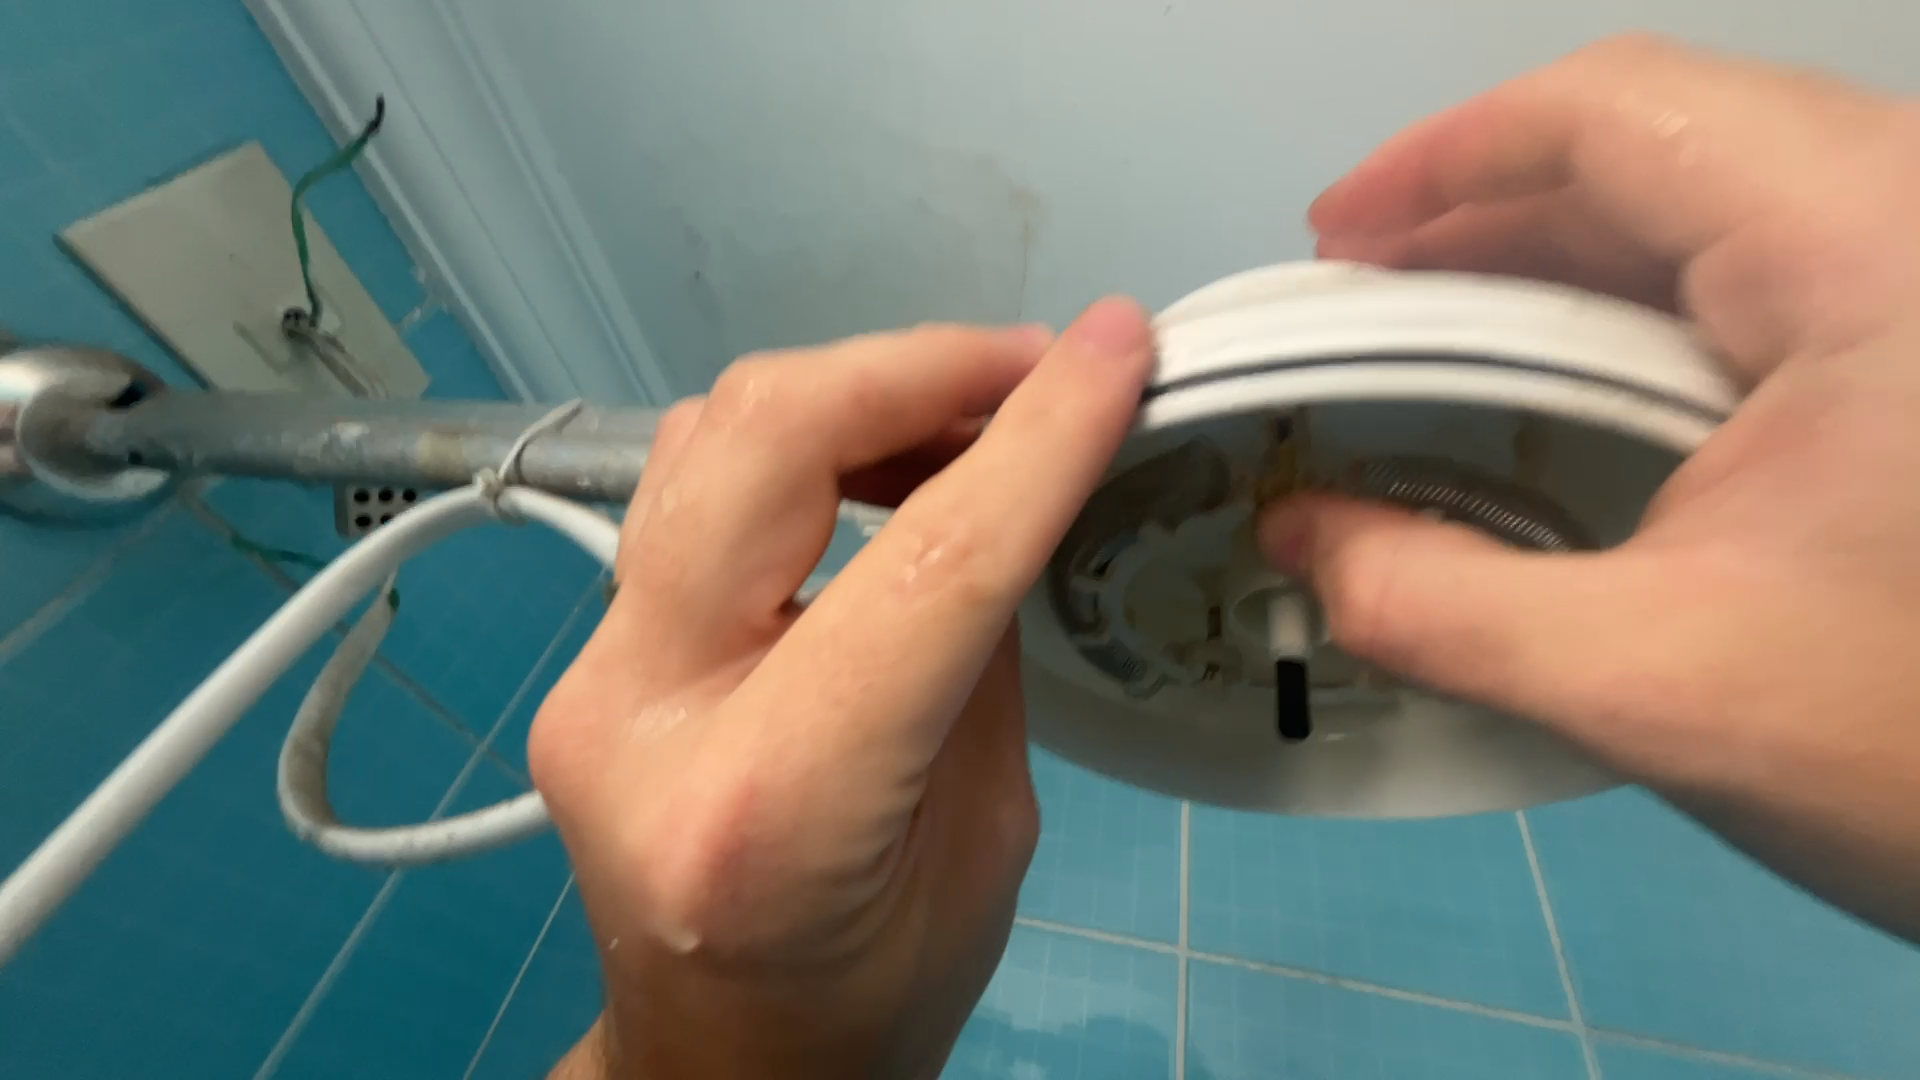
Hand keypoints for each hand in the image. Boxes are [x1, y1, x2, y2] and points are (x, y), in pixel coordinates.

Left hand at [530, 301, 1154, 1077]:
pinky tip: (881, 452)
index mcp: (772, 800)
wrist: (730, 1054)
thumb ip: (979, 646)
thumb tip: (1003, 490)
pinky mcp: (600, 643)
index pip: (923, 567)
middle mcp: (649, 708)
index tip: (1114, 355)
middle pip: (765, 441)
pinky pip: (699, 479)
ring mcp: (601, 664)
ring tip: (969, 403)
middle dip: (915, 367)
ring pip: (714, 434)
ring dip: (859, 388)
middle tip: (1032, 363)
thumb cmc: (880, 983)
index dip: (1035, 443)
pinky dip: (805, 434)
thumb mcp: (988, 830)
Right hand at [1267, 34, 1919, 939]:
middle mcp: (1919, 228)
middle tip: (1341, 309)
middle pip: (1639, 157)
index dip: (1441, 156)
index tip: (1327, 237)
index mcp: (1882, 251)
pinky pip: (1719, 292)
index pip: (1617, 115)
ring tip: (1406, 349)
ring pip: (1679, 223)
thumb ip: (1432, 605)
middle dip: (1459, 223)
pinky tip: (1524, 399)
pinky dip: (1587, 328)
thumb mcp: (1655, 683)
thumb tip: (1290, 535)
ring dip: (1516, 277)